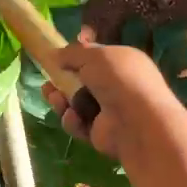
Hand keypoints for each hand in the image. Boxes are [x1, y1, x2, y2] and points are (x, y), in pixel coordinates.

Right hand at [42, 40, 172, 159]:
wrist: (138, 122)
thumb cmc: (119, 80)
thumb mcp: (94, 55)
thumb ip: (71, 53)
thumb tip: (54, 56)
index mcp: (121, 64)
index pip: (94, 58)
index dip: (75, 58)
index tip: (56, 60)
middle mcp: (117, 87)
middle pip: (79, 82)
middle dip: (60, 83)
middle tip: (48, 85)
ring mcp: (109, 111)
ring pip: (74, 104)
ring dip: (60, 101)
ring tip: (56, 100)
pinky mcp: (100, 133)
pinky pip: (78, 124)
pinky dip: (72, 120)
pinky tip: (74, 117)